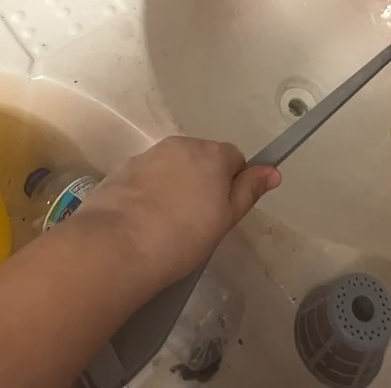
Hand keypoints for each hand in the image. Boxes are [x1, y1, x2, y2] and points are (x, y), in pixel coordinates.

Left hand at [73, 136, 280, 286]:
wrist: (116, 246)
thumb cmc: (181, 237)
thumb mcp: (225, 220)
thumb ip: (249, 191)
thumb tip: (274, 171)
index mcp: (212, 153)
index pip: (234, 159)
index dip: (231, 185)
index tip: (220, 213)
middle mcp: (182, 144)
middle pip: (202, 159)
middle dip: (202, 182)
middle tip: (195, 222)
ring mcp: (149, 154)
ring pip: (172, 167)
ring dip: (175, 186)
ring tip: (165, 225)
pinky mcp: (123, 169)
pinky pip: (145, 177)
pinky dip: (148, 193)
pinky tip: (141, 222)